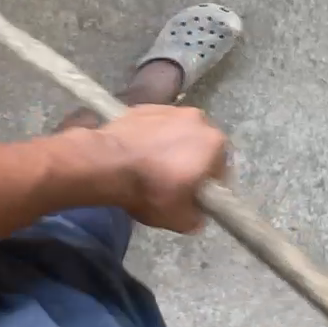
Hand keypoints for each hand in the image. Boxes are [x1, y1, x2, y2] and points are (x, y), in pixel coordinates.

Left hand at [94, 105, 228, 232]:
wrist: (108, 164)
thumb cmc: (151, 191)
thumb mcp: (179, 219)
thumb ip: (196, 219)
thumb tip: (197, 216)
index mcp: (215, 143)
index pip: (220, 169)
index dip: (208, 186)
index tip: (192, 197)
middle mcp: (198, 119)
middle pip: (200, 146)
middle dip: (191, 161)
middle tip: (172, 182)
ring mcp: (170, 109)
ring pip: (177, 132)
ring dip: (171, 146)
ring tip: (151, 166)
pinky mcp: (144, 106)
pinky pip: (155, 125)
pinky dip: (151, 136)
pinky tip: (138, 152)